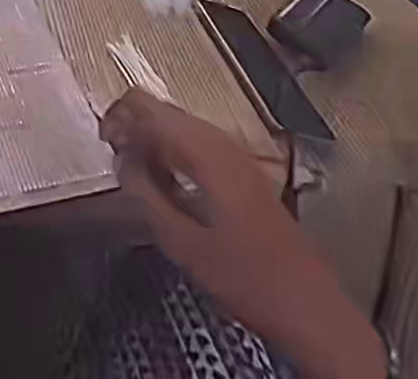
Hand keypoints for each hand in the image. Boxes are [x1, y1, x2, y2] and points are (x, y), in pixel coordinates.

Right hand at [100, 92, 385, 378]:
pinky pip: (195, 141)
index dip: (117, 117)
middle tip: (116, 159)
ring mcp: (235, 154)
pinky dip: (171, 149)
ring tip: (135, 170)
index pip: (147, 107)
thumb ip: (144, 193)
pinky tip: (166, 180)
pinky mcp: (243, 170)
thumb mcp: (182, 242)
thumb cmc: (245, 277)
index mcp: (204, 151)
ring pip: (178, 124)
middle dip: (131, 125)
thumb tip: (120, 159)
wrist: (313, 310)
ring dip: (151, 138)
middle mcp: (220, 141)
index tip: (104, 144)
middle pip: (162, 109)